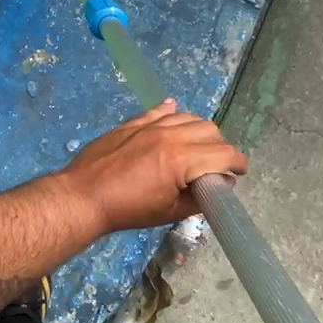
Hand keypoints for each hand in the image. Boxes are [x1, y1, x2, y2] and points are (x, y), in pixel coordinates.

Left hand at [56, 99, 245, 231]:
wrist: (84, 195)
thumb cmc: (129, 209)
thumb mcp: (171, 211)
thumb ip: (201, 196)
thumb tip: (221, 182)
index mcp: (182, 159)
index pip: (224, 153)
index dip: (237, 164)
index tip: (237, 173)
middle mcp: (168, 135)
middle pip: (209, 130)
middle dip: (219, 147)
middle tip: (214, 165)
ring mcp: (147, 126)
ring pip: (186, 116)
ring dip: (198, 130)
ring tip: (196, 147)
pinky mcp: (130, 124)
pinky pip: (157, 110)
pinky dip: (170, 111)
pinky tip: (174, 110)